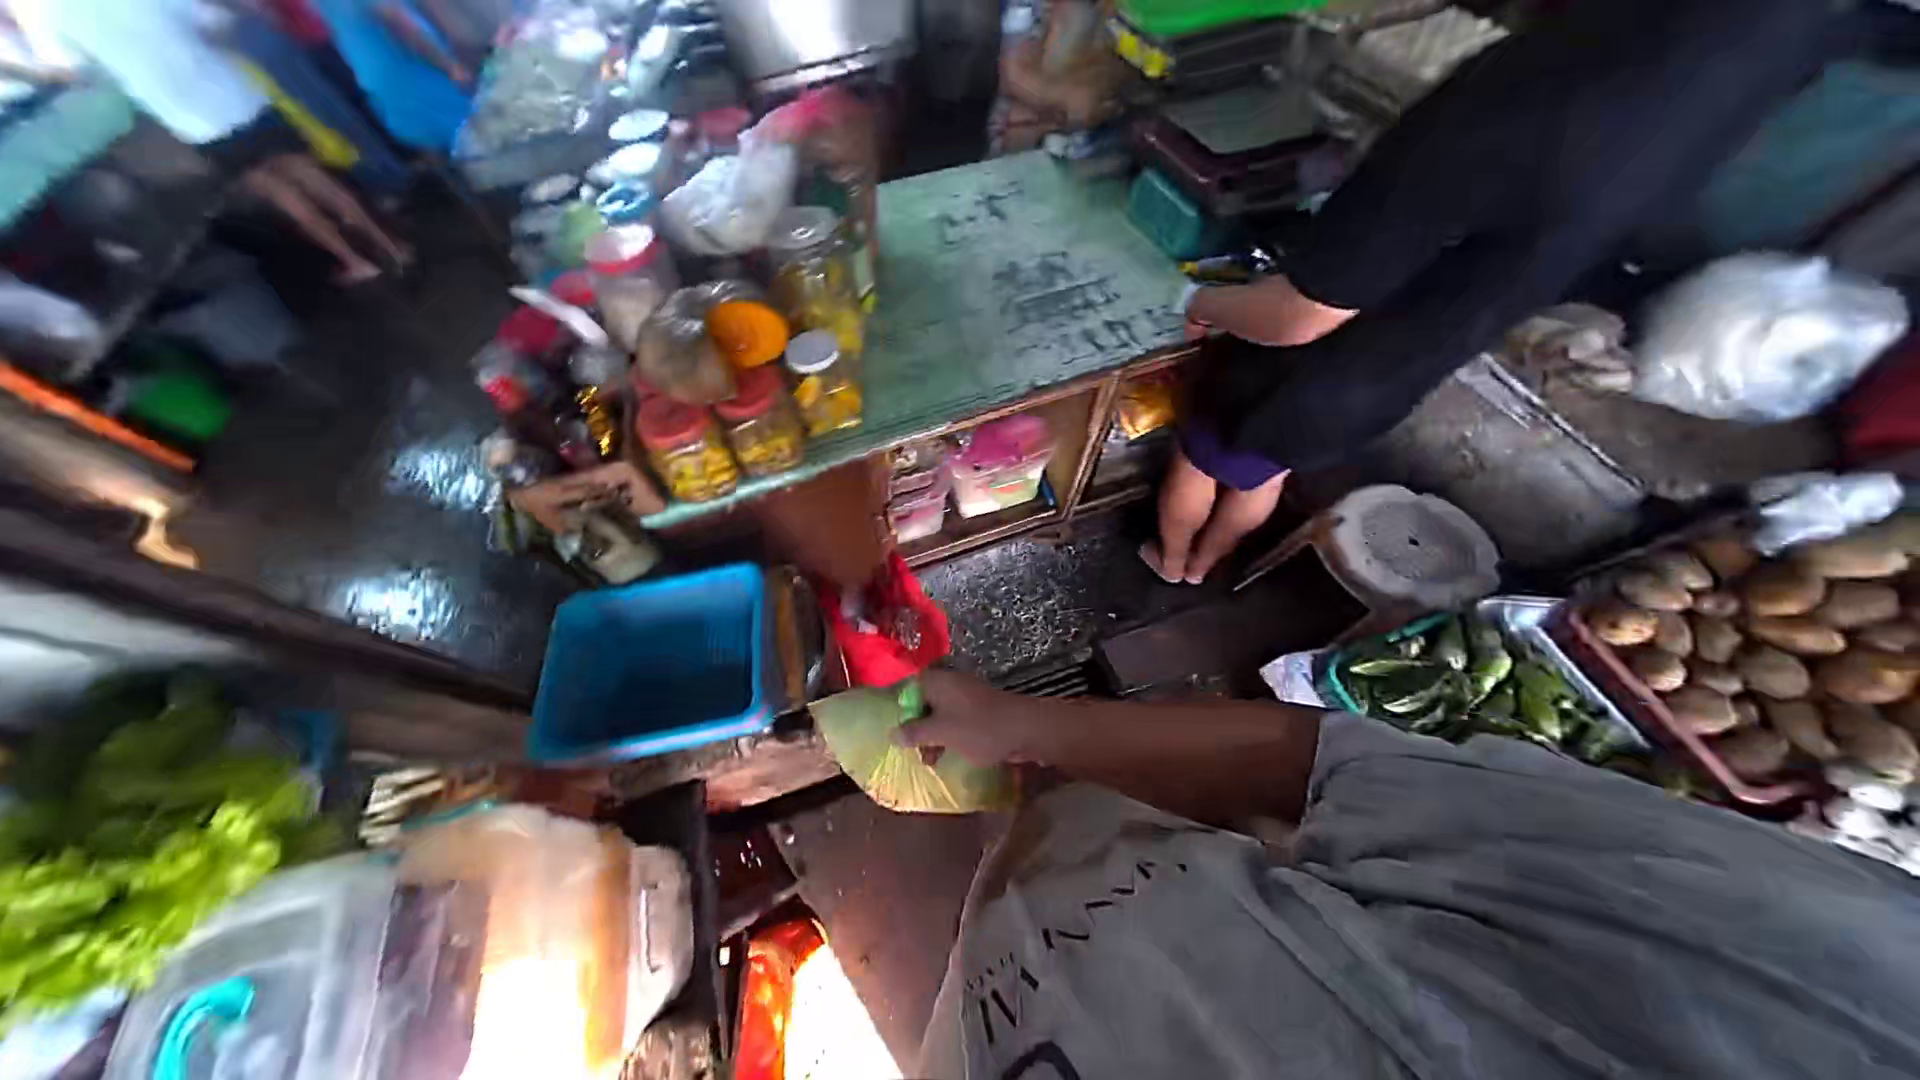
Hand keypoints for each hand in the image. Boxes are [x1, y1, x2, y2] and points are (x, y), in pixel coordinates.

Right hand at [895, 670, 1049, 766]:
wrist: (1025, 729)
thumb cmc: (979, 728)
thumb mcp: (941, 732)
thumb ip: (915, 732)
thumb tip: (892, 734)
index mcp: (938, 682)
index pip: (907, 688)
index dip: (899, 709)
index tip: (894, 731)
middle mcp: (950, 684)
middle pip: (922, 702)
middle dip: (915, 727)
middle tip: (912, 751)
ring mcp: (966, 697)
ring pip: (939, 714)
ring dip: (931, 736)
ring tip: (930, 761)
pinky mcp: (978, 711)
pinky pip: (955, 721)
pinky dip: (948, 736)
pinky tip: (947, 754)